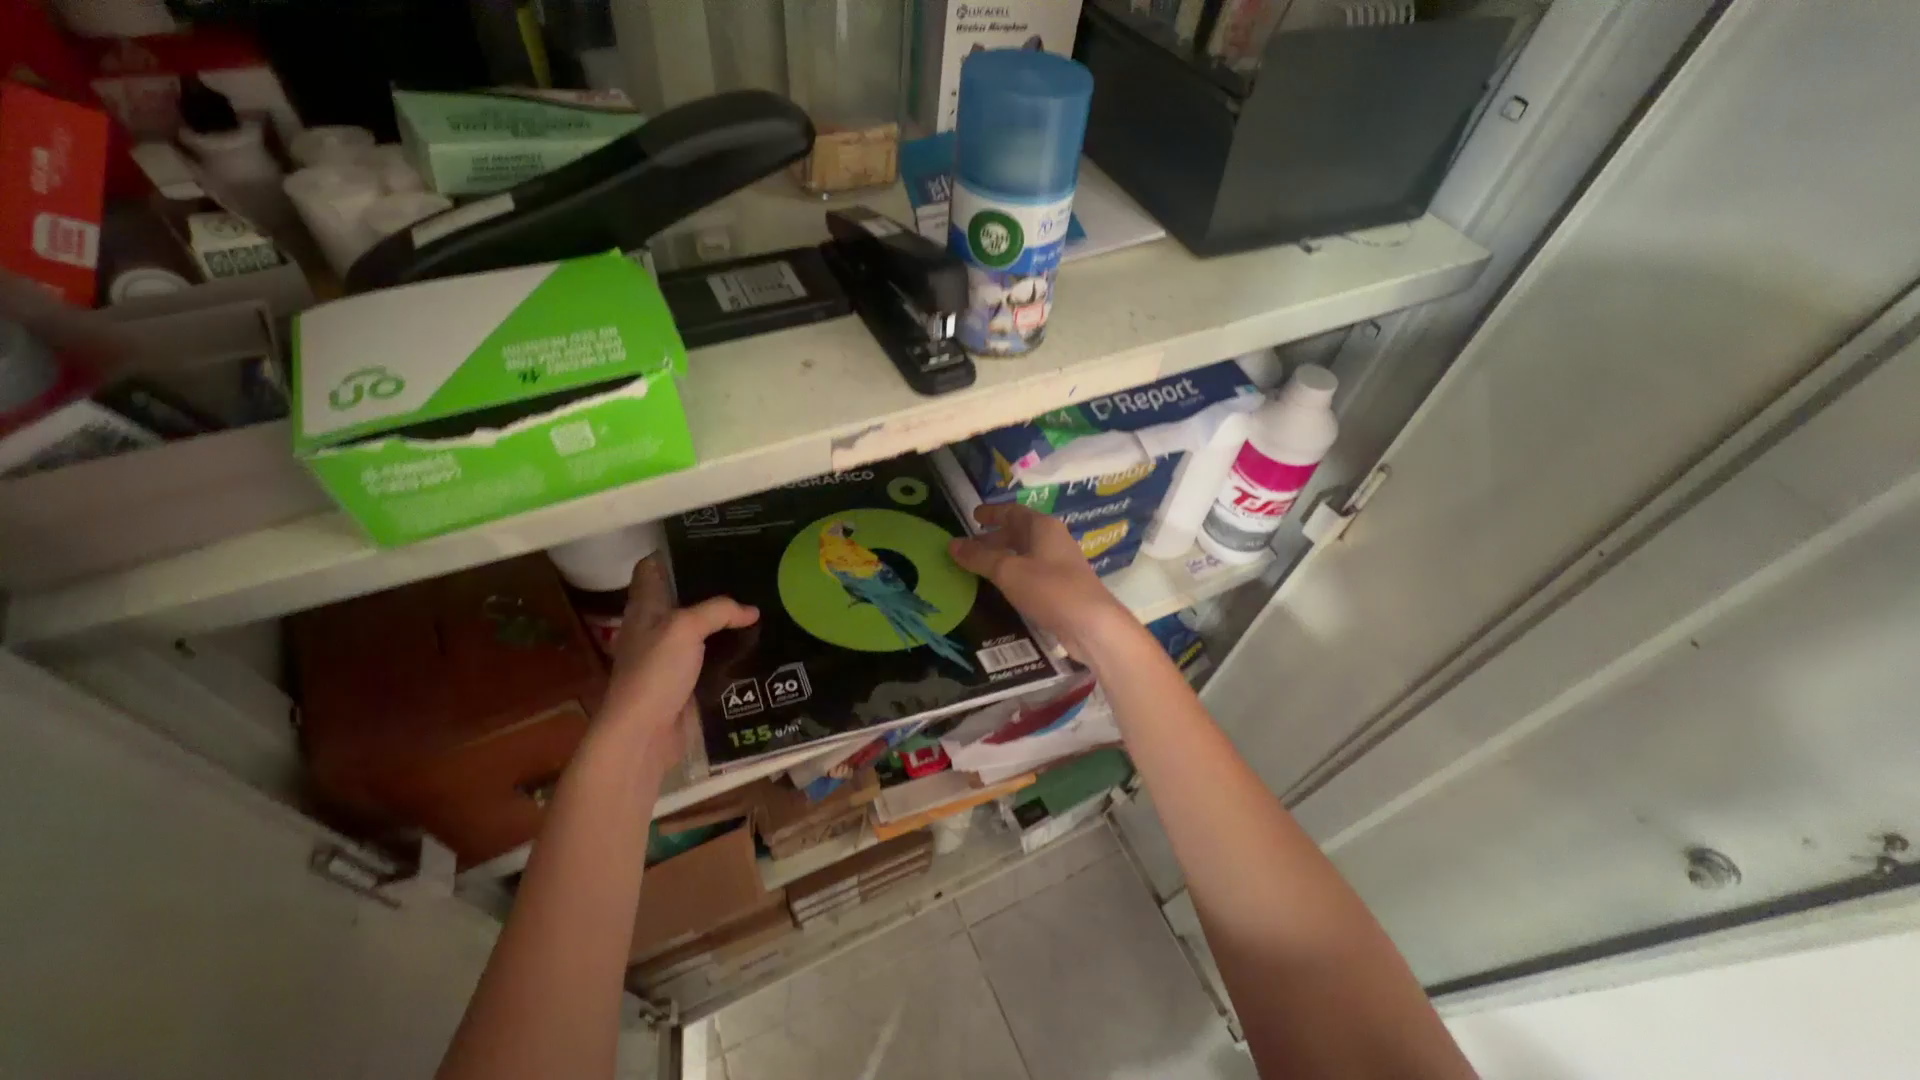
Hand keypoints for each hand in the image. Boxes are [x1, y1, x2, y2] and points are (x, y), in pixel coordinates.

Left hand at [599, 556, 758, 756]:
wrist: (644, 734)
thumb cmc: (655, 672)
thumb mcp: (685, 628)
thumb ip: (719, 611)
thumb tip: (752, 610)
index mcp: (644, 607)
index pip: (651, 568)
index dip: (673, 554)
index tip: (707, 544)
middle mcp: (655, 628)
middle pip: (681, 598)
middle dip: (711, 587)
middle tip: (748, 573)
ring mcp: (670, 657)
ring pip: (701, 630)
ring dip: (724, 623)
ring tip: (761, 605)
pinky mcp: (687, 683)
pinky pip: (712, 660)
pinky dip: (731, 653)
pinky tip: (757, 646)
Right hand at [948, 503, 1137, 660]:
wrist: (1092, 624)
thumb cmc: (1049, 588)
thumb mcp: (1008, 571)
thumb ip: (979, 557)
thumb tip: (952, 544)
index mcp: (1043, 527)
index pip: (1013, 511)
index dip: (992, 513)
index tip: (973, 515)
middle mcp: (1053, 540)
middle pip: (1020, 532)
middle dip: (995, 537)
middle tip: (971, 545)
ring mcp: (1060, 563)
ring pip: (1026, 553)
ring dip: (1003, 556)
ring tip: (981, 566)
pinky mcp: (1062, 586)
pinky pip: (1032, 571)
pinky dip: (1014, 573)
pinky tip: (1003, 586)